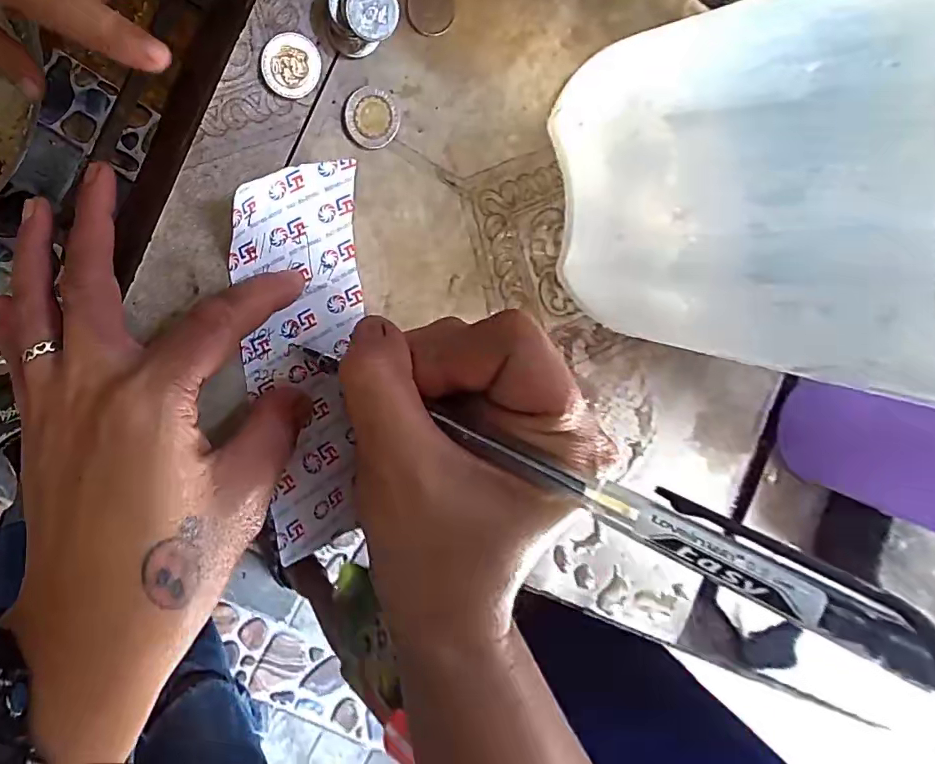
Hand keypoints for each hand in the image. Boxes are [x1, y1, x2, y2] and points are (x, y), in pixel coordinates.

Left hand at [0, 162, 305, 761]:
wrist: (86, 638)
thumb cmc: (166, 573)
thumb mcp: (237, 503)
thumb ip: (270, 434)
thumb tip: (297, 391)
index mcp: (150, 398)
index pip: (213, 325)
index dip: (255, 297)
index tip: (286, 278)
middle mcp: (91, 382)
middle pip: (88, 283)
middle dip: (93, 222)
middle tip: (96, 175)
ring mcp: (51, 400)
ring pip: (34, 308)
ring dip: (34, 254)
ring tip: (35, 210)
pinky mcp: (32, 424)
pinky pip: (17, 354)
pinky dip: (16, 317)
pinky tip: (13, 296)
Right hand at [339, 313, 614, 646]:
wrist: (435, 608)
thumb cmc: (430, 553)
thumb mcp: (397, 466)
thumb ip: (378, 386)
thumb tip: (370, 327)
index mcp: (565, 430)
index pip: (510, 338)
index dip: (448, 356)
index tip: (412, 404)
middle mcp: (553, 412)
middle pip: (474, 339)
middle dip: (418, 370)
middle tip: (396, 423)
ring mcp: (519, 414)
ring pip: (450, 349)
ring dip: (406, 380)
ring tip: (398, 432)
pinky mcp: (488, 418)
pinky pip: (438, 370)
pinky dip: (405, 389)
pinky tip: (403, 428)